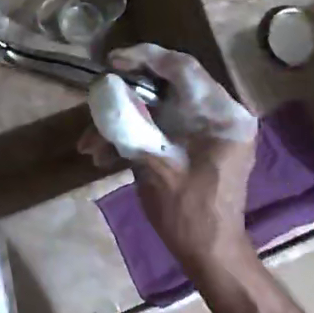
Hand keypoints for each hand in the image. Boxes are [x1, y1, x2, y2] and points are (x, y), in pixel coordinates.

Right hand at [79, 45, 257, 264]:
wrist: (210, 254)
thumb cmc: (188, 213)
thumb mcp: (155, 167)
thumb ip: (134, 126)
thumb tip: (107, 94)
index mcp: (223, 116)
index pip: (183, 68)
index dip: (144, 58)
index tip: (111, 62)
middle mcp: (223, 114)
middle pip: (168, 86)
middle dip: (126, 98)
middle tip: (94, 105)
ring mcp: (211, 129)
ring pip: (160, 108)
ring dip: (124, 122)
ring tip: (90, 145)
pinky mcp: (199, 143)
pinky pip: (163, 126)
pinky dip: (136, 135)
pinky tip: (105, 155)